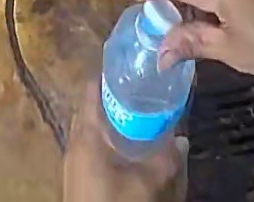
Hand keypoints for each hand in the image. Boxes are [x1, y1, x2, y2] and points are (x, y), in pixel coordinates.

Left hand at [63, 81, 186, 201]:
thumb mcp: (144, 184)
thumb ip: (165, 159)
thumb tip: (182, 138)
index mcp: (85, 131)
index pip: (91, 88)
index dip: (109, 75)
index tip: (131, 70)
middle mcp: (74, 138)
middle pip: (90, 106)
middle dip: (112, 98)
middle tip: (138, 94)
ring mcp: (72, 158)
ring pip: (89, 127)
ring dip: (108, 121)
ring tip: (135, 119)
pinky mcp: (75, 175)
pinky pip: (88, 145)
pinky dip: (104, 140)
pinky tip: (123, 150)